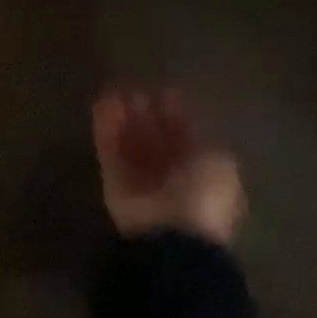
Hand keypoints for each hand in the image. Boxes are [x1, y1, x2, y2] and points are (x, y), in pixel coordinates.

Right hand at [92, 88, 244, 245]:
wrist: (168, 230)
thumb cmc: (201, 193)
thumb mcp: (213, 158)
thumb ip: (192, 129)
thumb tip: (175, 103)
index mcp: (204, 168)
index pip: (187, 135)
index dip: (175, 112)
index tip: (162, 89)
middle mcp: (171, 169)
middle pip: (156, 135)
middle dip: (147, 112)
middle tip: (134, 87)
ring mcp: (140, 172)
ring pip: (130, 138)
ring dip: (123, 115)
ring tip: (114, 89)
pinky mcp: (112, 174)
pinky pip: (108, 145)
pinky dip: (105, 125)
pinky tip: (102, 102)